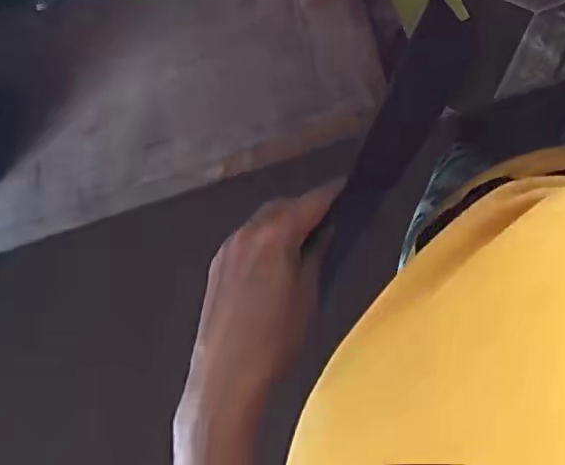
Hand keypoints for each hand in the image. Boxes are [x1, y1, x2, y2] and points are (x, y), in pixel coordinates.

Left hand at [174, 183, 339, 464]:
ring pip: (261, 219)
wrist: (224, 379)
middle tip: (328, 218)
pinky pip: (246, 237)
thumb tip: (324, 232)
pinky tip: (273, 259)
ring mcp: (228, 246)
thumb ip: (316, 255)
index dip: (332, 192)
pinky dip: (263, 237)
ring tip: (302, 239)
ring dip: (282, 221)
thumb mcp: (307, 296)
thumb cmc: (274, 340)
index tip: (347, 185)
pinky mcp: (216, 264)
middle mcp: (248, 231)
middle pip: (283, 205)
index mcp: (275, 234)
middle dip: (305, 207)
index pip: (310, 201)